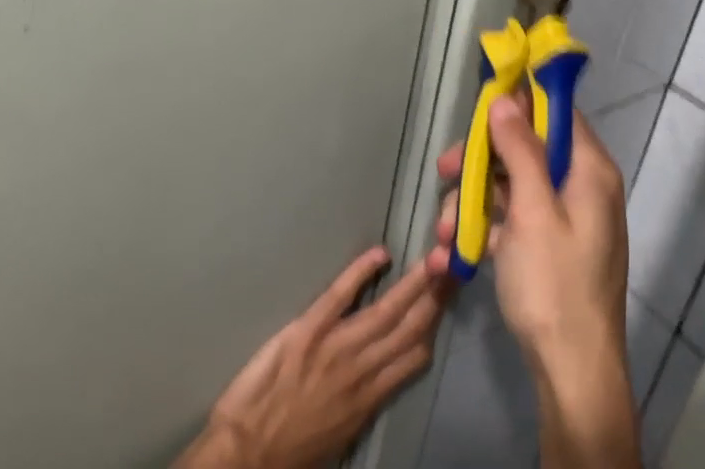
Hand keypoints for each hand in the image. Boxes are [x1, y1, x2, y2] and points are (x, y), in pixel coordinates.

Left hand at [175, 247, 445, 468]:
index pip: (414, 357)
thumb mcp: (342, 433)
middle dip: (434, 297)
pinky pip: (338, 296)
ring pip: (384, 311)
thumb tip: (380, 379)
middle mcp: (362, 370)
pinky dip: (360, 273)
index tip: (448, 301)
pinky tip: (379, 254)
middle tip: (455, 265)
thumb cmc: (291, 448)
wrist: (249, 451)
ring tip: (434, 259)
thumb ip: (363, 401)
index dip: (434, 327)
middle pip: (408, 328)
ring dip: (413, 284)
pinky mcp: (306, 331)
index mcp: (370, 397)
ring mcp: (335, 347)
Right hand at [428, 94, 628, 356]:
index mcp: (588, 172)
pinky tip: (449, 254)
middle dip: (480, 161)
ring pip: (508, 187)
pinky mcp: (544, 246)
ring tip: (442, 234)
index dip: (519, 100)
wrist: (570, 368)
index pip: (557, 112)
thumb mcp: (532, 212)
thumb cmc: (553, 284)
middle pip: (523, 149)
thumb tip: (506, 99)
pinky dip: (480, 230)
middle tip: (445, 170)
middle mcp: (579, 188)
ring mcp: (561, 219)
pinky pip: (508, 221)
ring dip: (470, 203)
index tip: (479, 98)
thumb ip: (521, 151)